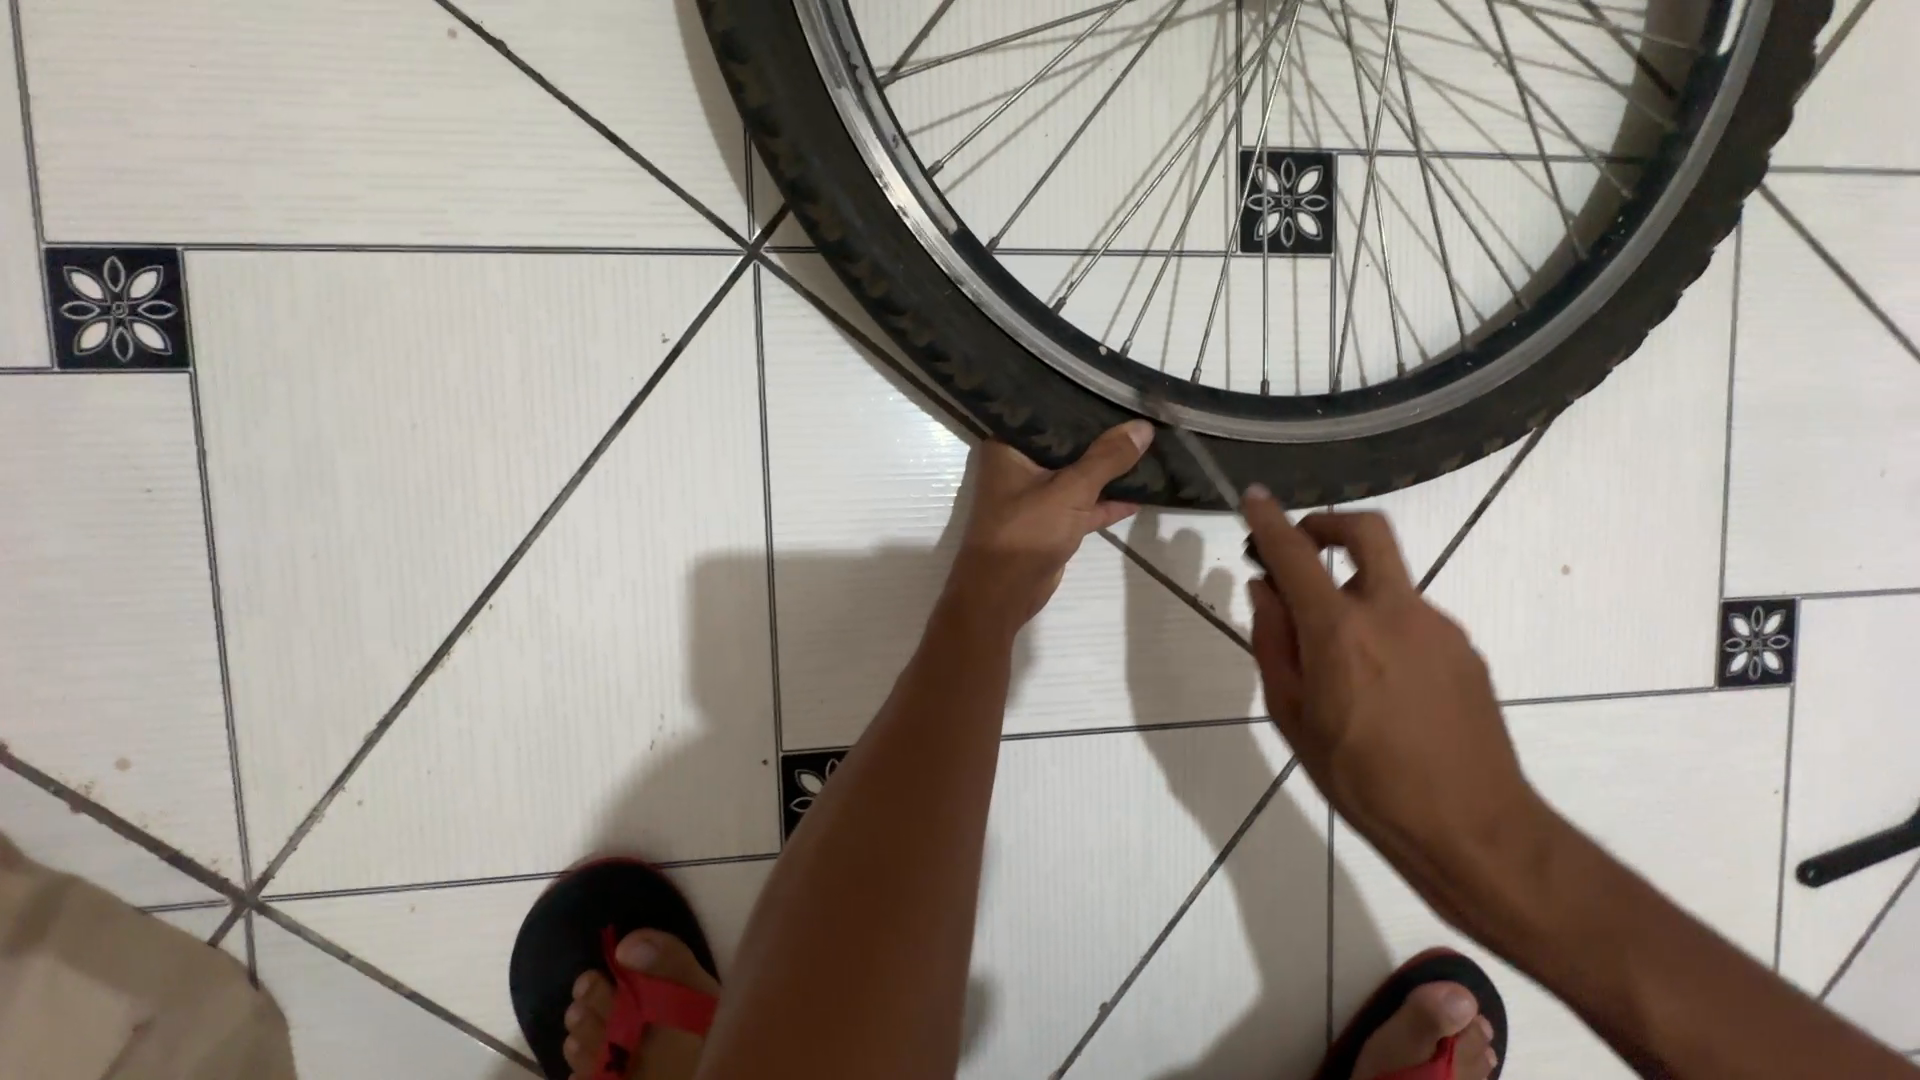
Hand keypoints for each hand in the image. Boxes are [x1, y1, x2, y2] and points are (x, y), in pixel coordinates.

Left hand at [943, 421, 1153, 632]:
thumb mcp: (1070, 490)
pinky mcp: (1051, 522)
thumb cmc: (1026, 531)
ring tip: (1148, 445)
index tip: (1114, 385)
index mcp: (1009, 447)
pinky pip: (1084, 503)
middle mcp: (1019, 465)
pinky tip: (1142, 491)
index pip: (1046, 412)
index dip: (1079, 400)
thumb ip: (1107, 459)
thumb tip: (1143, 427)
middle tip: (1139, 411)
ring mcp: (1035, 495)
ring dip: (1108, 468)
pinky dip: (1108, 500)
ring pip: (1077, 474)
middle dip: (1101, 434)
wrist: (1003, 593)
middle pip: (1065, 443)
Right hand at [1241, 487, 1538, 871]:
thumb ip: (1274, 644)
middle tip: (1302, 545)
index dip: (1270, 519)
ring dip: (1353, 593)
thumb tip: (1265, 591)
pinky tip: (1380, 685)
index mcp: (1340, 631)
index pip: (1296, 553)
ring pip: (1387, 583)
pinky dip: (1382, 627)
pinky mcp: (1464, 650)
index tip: (1254, 496)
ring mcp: (1437, 627)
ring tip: (1336, 659)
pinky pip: (1411, 619)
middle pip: (1367, 531)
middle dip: (1328, 523)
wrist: (1470, 826)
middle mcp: (1393, 612)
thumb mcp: (1292, 717)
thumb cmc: (1361, 779)